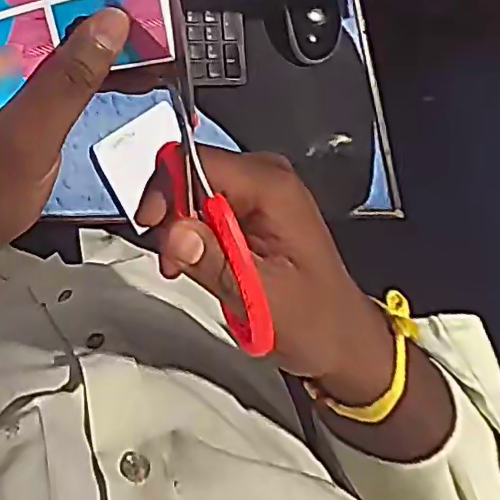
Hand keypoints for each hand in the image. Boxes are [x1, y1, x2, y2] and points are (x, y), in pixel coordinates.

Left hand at [0, 7, 131, 255]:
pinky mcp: (10, 95)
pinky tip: (121, 61)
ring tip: (129, 10)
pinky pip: (49, 69)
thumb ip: (66, 81)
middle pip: (22, 9)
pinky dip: (80, 66)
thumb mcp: (25, 138)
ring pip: (40, 38)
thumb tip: (109, 22)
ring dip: (81, 30)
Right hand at [134, 148, 390, 397]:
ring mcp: (255, 185)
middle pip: (188, 170)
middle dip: (171, 214)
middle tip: (174, 258)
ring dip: (179, 225)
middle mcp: (264, 174)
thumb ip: (214, 261)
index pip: (195, 160)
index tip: (155, 227)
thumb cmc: (318, 321)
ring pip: (189, 185)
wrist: (345, 340)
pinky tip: (198, 257)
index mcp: (272, 186)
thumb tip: (174, 232)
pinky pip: (200, 198)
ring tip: (188, 264)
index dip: (165, 190)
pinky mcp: (247, 199)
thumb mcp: (263, 299)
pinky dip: (190, 228)